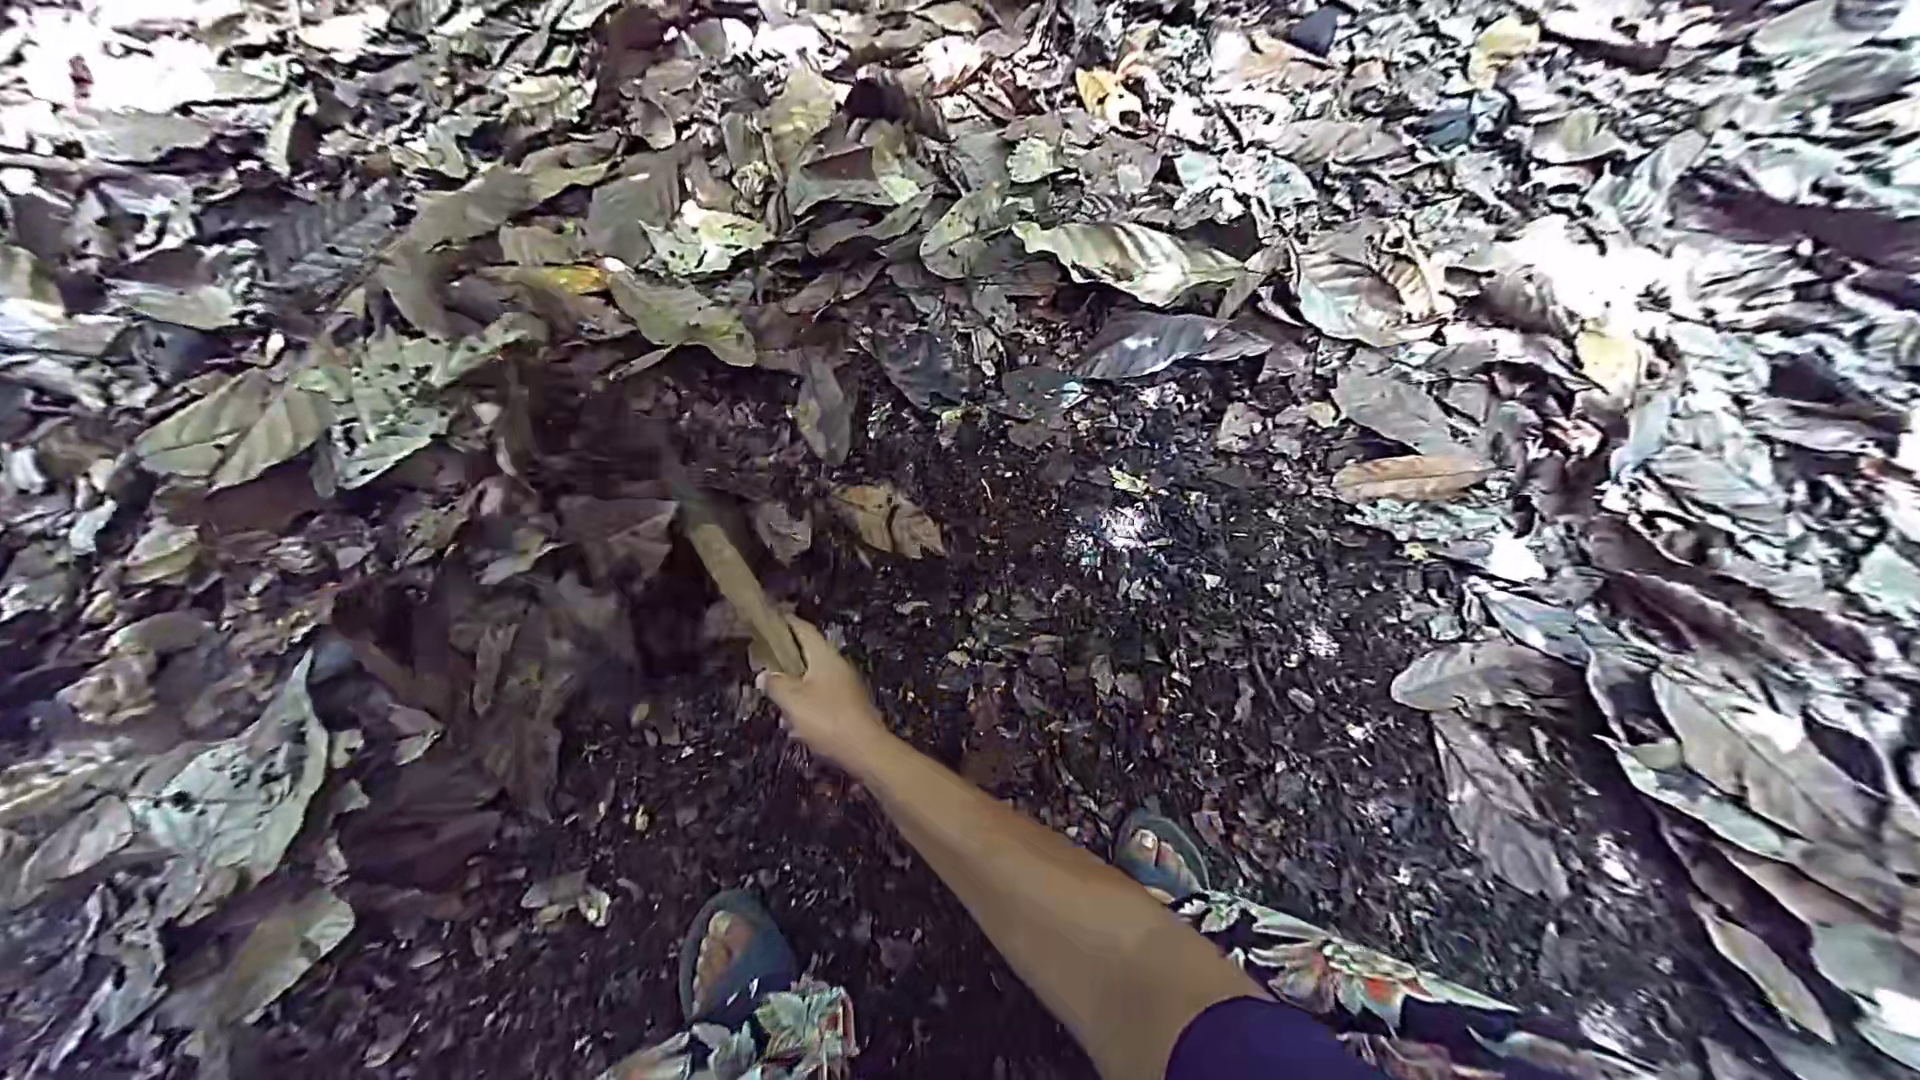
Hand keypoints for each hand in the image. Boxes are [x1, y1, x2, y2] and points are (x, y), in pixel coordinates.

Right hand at [760, 616, 893, 773]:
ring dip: (796, 683)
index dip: (787, 623)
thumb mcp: (793, 701)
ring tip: (778, 695)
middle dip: (788, 657)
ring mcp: (847, 684)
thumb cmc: (827, 719)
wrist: (865, 748)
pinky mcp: (850, 704)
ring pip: (816, 676)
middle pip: (810, 653)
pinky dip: (808, 701)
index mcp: (826, 657)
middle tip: (767, 661)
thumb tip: (765, 674)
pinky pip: (823, 695)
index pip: (805, 630)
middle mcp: (839, 665)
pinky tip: (797, 720)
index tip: (772, 619)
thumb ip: (776, 685)